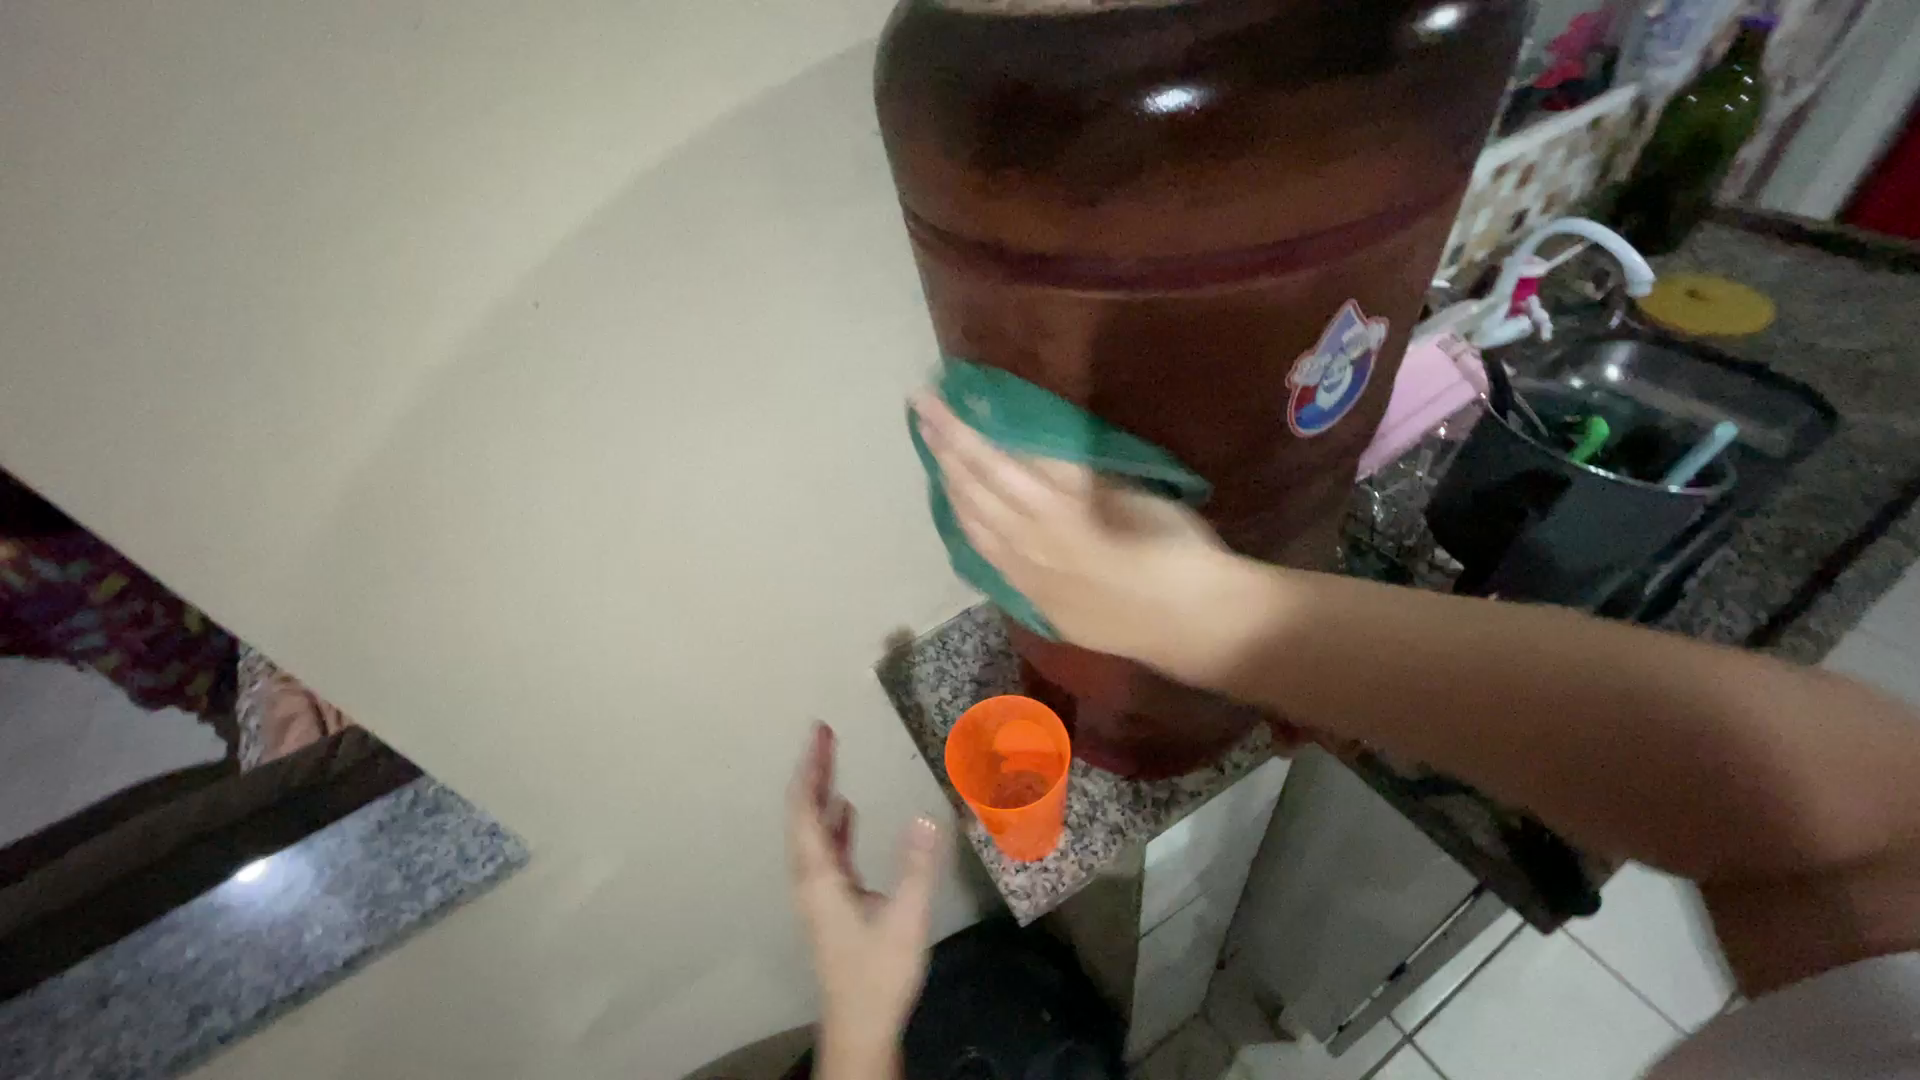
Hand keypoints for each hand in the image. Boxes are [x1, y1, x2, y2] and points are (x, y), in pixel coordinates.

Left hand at [787, 723, 941, 1076]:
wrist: (860, 1029)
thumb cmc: (878, 975)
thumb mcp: (905, 920)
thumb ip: (917, 868)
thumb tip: (927, 817)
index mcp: (819, 878)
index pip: (805, 811)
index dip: (810, 770)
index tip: (818, 735)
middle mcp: (810, 879)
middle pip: (803, 815)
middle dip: (813, 772)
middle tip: (825, 735)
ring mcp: (818, 891)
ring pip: (812, 831)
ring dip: (820, 794)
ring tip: (833, 760)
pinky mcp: (830, 902)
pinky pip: (825, 849)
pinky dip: (832, 823)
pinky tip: (846, 810)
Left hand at [912, 392, 1241, 677]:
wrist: (1196, 624)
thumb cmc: (1176, 546)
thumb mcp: (1125, 491)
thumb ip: (1072, 475)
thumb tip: (1030, 450)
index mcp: (1054, 512)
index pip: (990, 462)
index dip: (956, 430)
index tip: (926, 399)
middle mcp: (1028, 547)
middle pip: (973, 494)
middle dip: (944, 453)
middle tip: (923, 417)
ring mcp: (1029, 581)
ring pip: (974, 530)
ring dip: (952, 491)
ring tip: (939, 460)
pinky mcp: (1037, 606)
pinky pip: (990, 561)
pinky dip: (972, 530)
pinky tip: (968, 517)